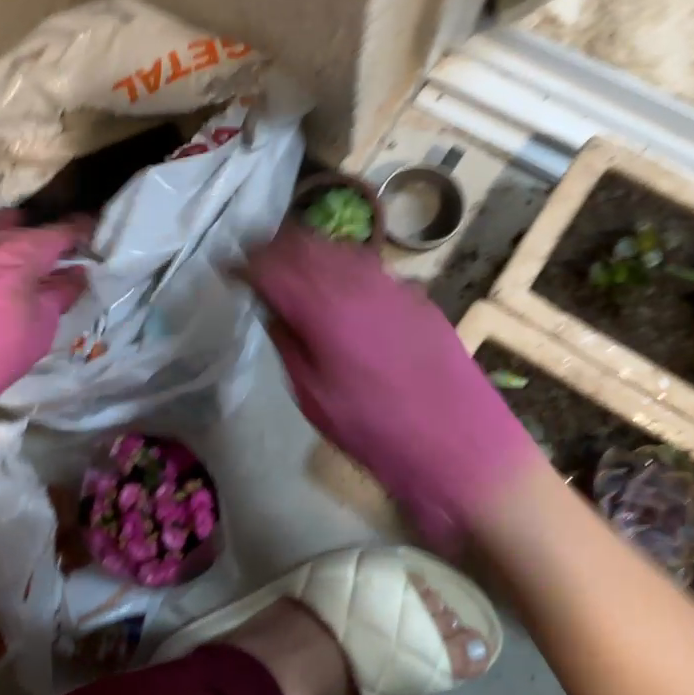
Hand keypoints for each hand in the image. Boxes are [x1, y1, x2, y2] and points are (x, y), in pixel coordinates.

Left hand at [0, 213, 87, 463]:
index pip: (60, 230)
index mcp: (23, 250)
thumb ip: (59, 294)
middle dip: (37, 231)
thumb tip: (75, 273)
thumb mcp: (40, 327)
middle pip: (19, 225)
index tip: (91, 230)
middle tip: (50, 249)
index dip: (79, 229)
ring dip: (2, 240)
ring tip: (12, 258)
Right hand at [243, 225, 543, 543]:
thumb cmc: (377, 433)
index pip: (272, 266)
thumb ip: (289, 344)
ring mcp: (393, 286)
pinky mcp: (418, 299)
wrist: (464, 449)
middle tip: (256, 263)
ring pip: (340, 250)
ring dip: (310, 253)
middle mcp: (358, 283)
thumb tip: (274, 311)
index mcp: (324, 308)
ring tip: (292, 268)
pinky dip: (344, 267)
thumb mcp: (314, 398)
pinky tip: (339, 287)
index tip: (230, 270)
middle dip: (275, 249)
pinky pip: (371, 267)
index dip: (245, 264)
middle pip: (306, 245)